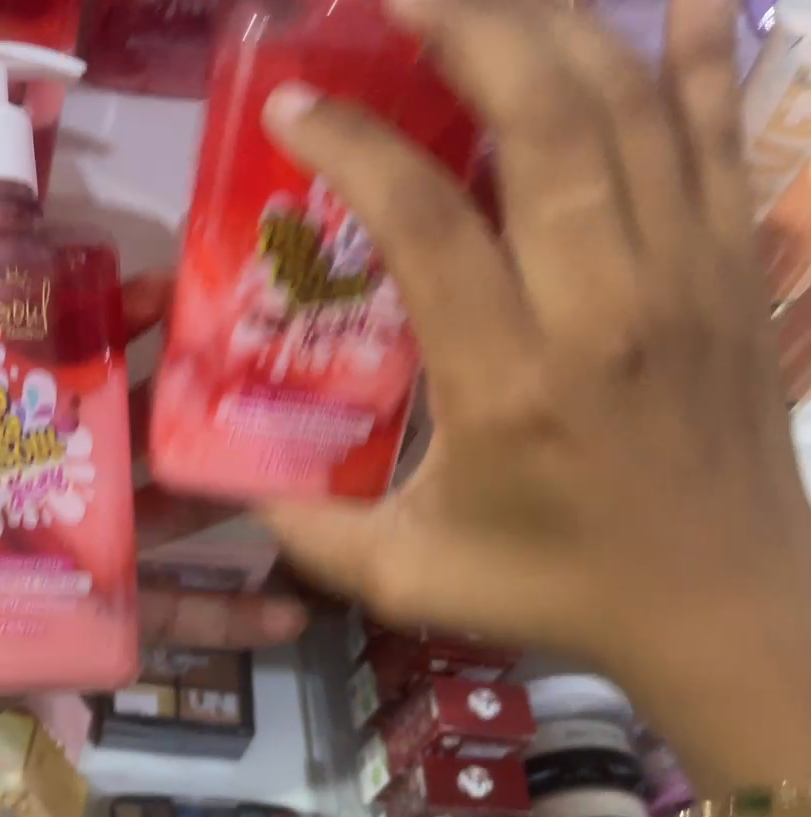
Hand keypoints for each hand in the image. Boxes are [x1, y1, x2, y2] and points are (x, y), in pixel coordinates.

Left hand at [0, 310, 303, 767]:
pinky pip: (154, 619)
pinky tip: (290, 610)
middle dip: (169, 395)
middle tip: (236, 360)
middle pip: (107, 434)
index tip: (138, 290)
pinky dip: (219, 617)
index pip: (31, 374)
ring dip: (218, 495)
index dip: (82, 329)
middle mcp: (20, 491)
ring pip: (150, 518)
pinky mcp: (75, 623)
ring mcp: (57, 557)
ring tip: (290, 466)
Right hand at [251, 0, 810, 705]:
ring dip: (557, 29)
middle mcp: (608, 307)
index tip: (300, 104)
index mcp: (509, 381)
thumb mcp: (396, 575)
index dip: (358, 147)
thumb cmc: (546, 591)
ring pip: (636, 112)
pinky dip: (701, 55)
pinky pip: (720, 138)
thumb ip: (300, 527)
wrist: (731, 611)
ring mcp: (690, 279)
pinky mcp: (737, 275)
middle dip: (473, 32)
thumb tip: (226, 475)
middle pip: (552, 126)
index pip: (431, 224)